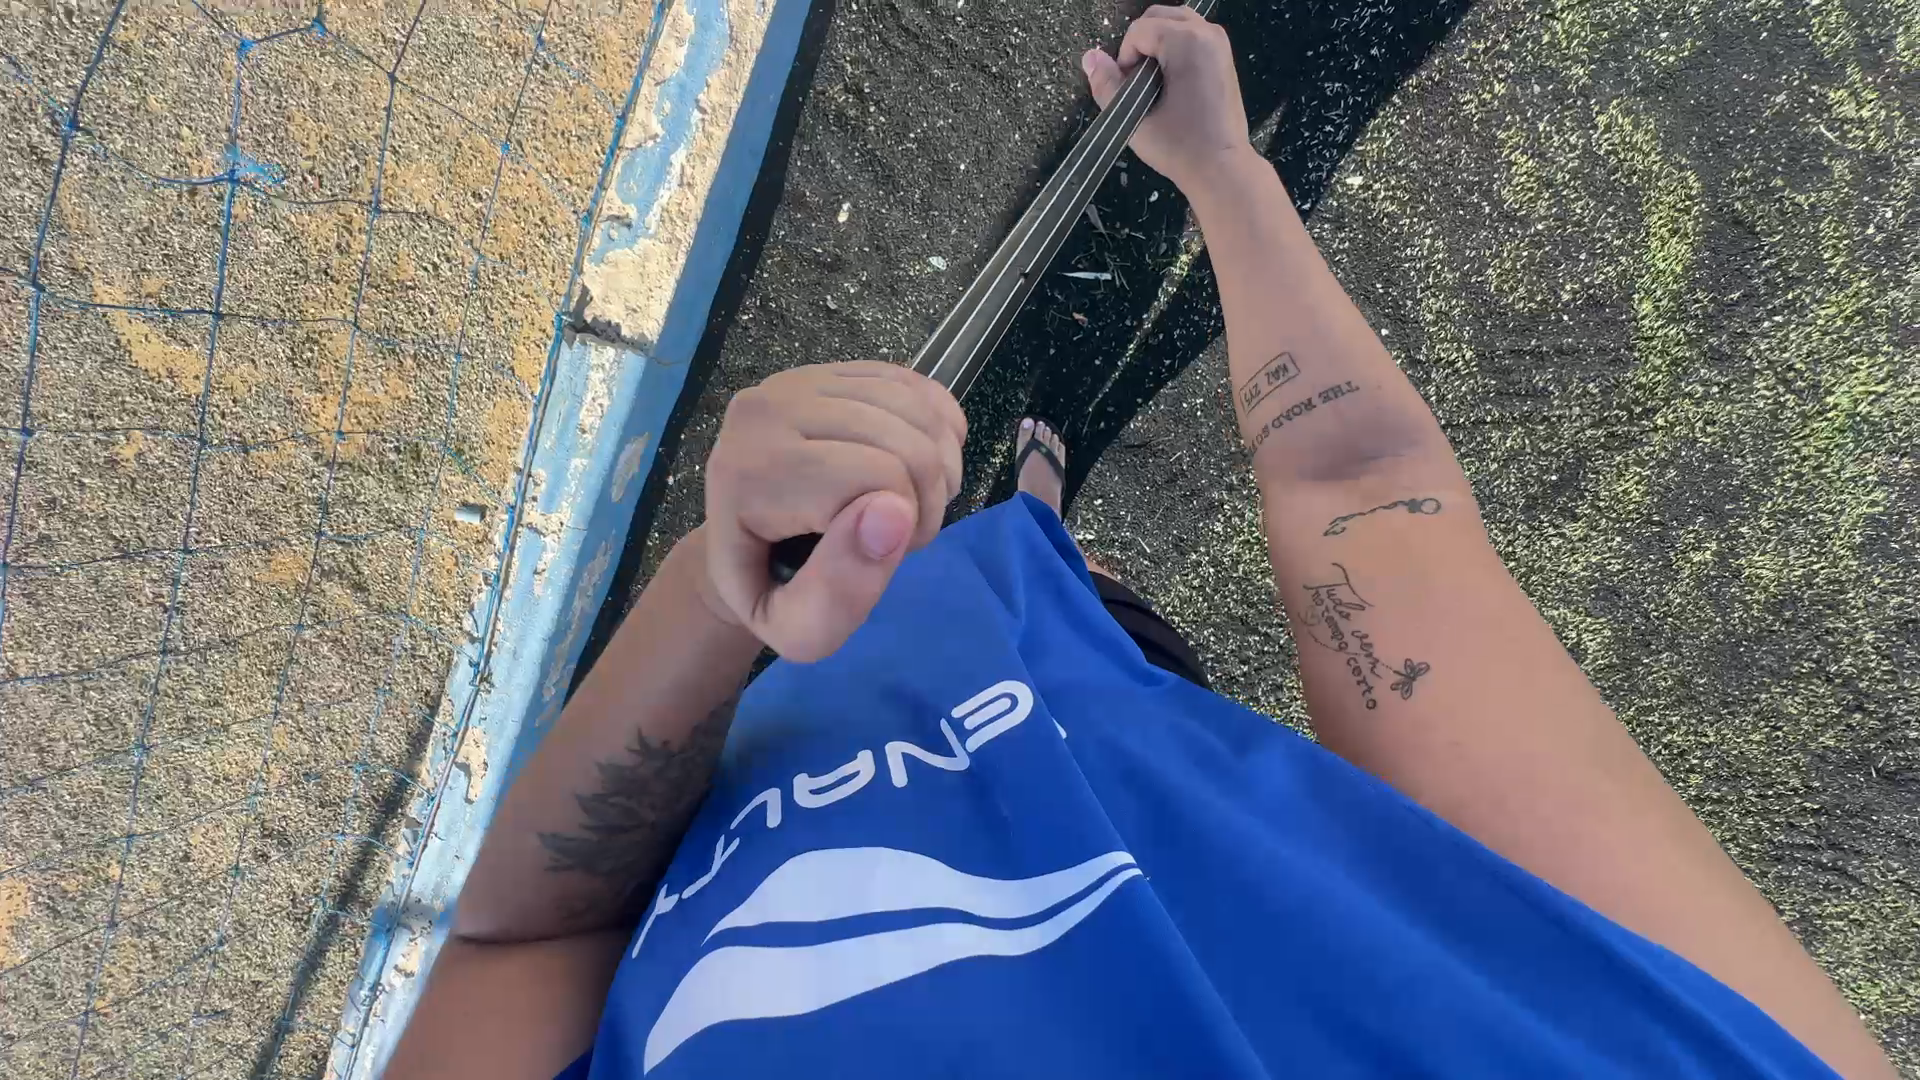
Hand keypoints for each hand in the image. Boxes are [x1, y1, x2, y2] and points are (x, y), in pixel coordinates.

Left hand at [701, 361, 965, 661]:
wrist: (746, 543)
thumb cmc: (774, 592)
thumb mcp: (800, 629)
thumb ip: (839, 591)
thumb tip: (894, 512)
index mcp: (749, 474)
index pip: (879, 477)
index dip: (906, 527)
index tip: (885, 559)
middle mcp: (767, 409)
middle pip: (905, 440)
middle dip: (927, 499)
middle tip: (902, 537)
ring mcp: (798, 379)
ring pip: (917, 409)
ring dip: (938, 467)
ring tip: (909, 505)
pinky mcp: (830, 369)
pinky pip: (915, 385)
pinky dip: (940, 430)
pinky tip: (922, 465)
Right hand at [1082, 5, 1251, 193]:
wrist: (1220, 167)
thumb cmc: (1179, 148)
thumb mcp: (1135, 119)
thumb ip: (1108, 86)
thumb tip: (1089, 58)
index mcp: (1186, 42)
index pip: (1139, 30)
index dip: (1124, 60)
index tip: (1130, 93)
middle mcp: (1206, 32)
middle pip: (1158, 17)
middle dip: (1140, 46)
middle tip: (1138, 86)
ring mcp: (1218, 42)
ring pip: (1175, 23)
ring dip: (1156, 47)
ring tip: (1153, 86)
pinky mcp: (1222, 56)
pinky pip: (1191, 37)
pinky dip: (1174, 51)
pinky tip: (1171, 86)